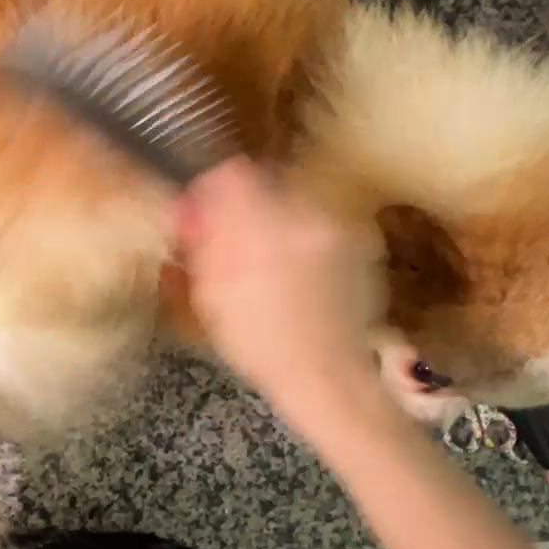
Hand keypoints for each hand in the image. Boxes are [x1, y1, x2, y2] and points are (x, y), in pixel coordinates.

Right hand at [173, 158, 382, 416]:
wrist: (326, 376)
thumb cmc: (255, 343)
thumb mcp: (210, 294)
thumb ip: (201, 241)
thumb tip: (191, 205)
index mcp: (262, 227)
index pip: (231, 172)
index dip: (207, 187)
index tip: (197, 211)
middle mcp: (304, 214)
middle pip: (260, 182)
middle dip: (237, 206)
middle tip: (221, 240)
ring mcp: (336, 226)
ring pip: (287, 202)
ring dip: (266, 221)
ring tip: (256, 262)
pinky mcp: (358, 241)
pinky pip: (312, 222)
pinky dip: (294, 236)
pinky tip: (287, 273)